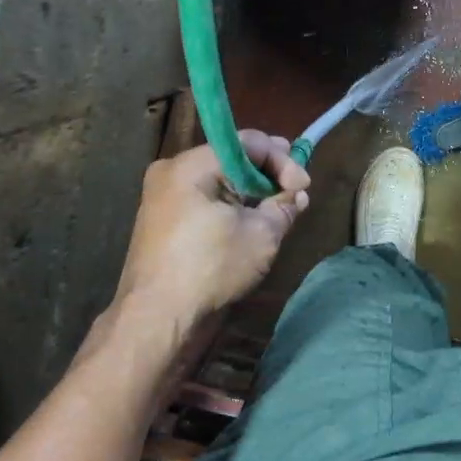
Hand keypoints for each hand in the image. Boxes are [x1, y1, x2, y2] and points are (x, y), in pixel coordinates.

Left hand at [114, 131, 309, 320]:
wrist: (157, 317)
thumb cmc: (210, 268)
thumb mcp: (261, 235)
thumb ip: (283, 206)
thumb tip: (296, 194)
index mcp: (191, 165)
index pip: (248, 143)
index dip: (282, 160)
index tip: (303, 186)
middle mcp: (171, 171)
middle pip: (230, 158)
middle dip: (267, 174)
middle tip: (295, 191)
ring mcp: (162, 196)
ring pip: (217, 180)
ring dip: (250, 191)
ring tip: (278, 208)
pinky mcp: (162, 220)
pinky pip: (203, 199)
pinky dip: (228, 205)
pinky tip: (250, 221)